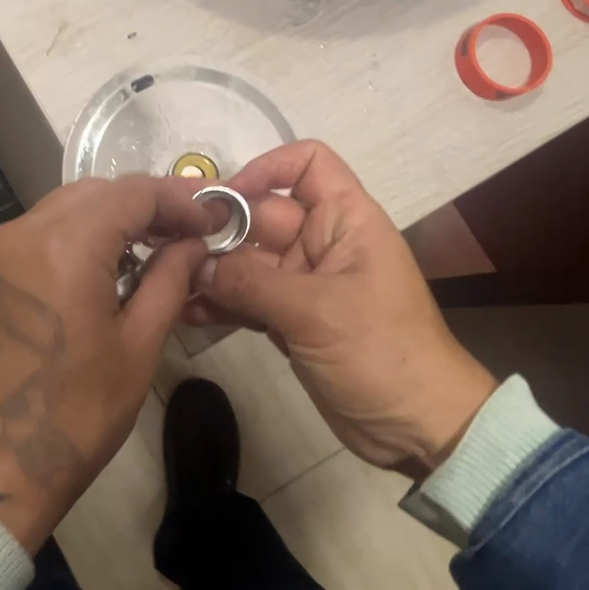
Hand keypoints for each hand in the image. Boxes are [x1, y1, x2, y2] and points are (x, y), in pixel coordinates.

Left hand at [0, 177, 214, 552]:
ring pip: (61, 210)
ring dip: (107, 220)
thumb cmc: (75, 416)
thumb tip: (191, 244)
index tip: (210, 219)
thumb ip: (169, 281)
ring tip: (148, 251)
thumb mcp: (137, 348)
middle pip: (93, 193)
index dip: (177, 199)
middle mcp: (20, 234)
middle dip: (143, 205)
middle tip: (184, 234)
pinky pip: (35, 236)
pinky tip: (100, 270)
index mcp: (63, 247)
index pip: (131, 193)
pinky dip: (73, 238)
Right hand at [182, 141, 497, 472]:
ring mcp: (303, 283)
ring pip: (247, 260)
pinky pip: (246, 299)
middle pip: (261, 214)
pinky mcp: (288, 320)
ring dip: (212, 270)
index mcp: (345, 220)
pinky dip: (220, 304)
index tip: (225, 197)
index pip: (308, 163)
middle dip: (219, 229)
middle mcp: (321, 242)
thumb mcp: (315, 311)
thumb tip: (194, 264)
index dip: (266, 167)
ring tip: (171, 283)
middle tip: (171, 249)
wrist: (417, 426)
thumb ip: (250, 282)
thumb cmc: (380, 352)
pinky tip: (188, 314)